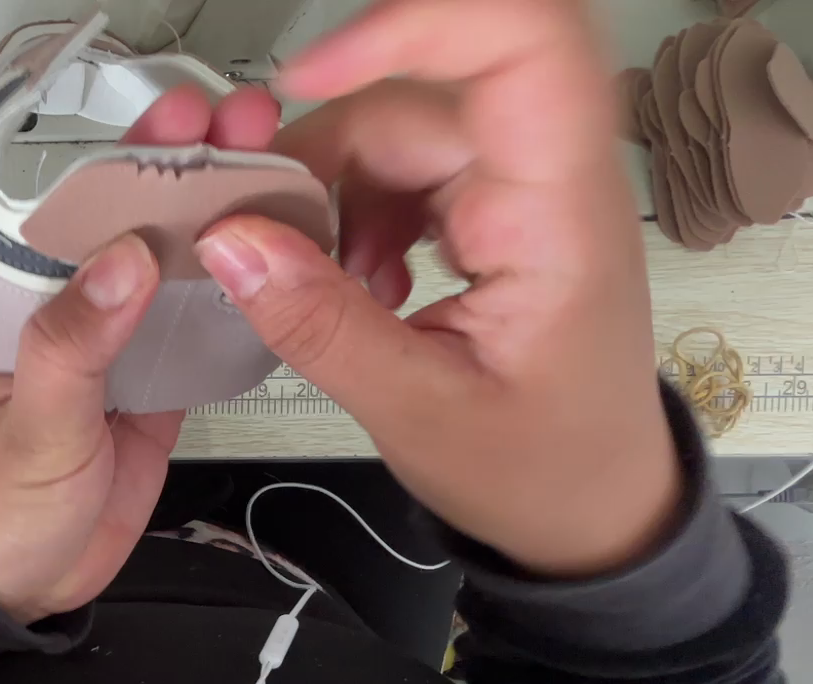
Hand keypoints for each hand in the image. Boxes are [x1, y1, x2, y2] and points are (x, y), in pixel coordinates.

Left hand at [0, 86, 281, 622]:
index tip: (170, 128)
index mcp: (16, 318)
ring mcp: (118, 356)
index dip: (118, 167)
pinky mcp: (154, 392)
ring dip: (214, 231)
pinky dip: (234, 307)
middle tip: (238, 131)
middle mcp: (69, 324)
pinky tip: (274, 270)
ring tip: (271, 175)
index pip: (65, 222)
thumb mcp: (31, 431)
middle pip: (128, 236)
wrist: (26, 583)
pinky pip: (198, 336)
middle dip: (179, 179)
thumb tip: (121, 260)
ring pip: (171, 279)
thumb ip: (69, 349)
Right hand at [195, 0, 680, 577]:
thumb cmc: (531, 465)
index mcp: (558, 216)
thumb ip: (317, 324)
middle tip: (263, 242)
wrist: (582, 506)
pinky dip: (349, 227)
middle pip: (421, 105)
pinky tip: (348, 288)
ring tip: (316, 286)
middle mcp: (541, 185)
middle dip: (323, 161)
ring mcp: (512, 202)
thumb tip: (230, 243)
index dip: (413, 27)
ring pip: (399, 145)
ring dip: (331, 203)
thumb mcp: (411, 406)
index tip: (301, 78)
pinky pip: (398, 188)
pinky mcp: (484, 227)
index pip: (521, 48)